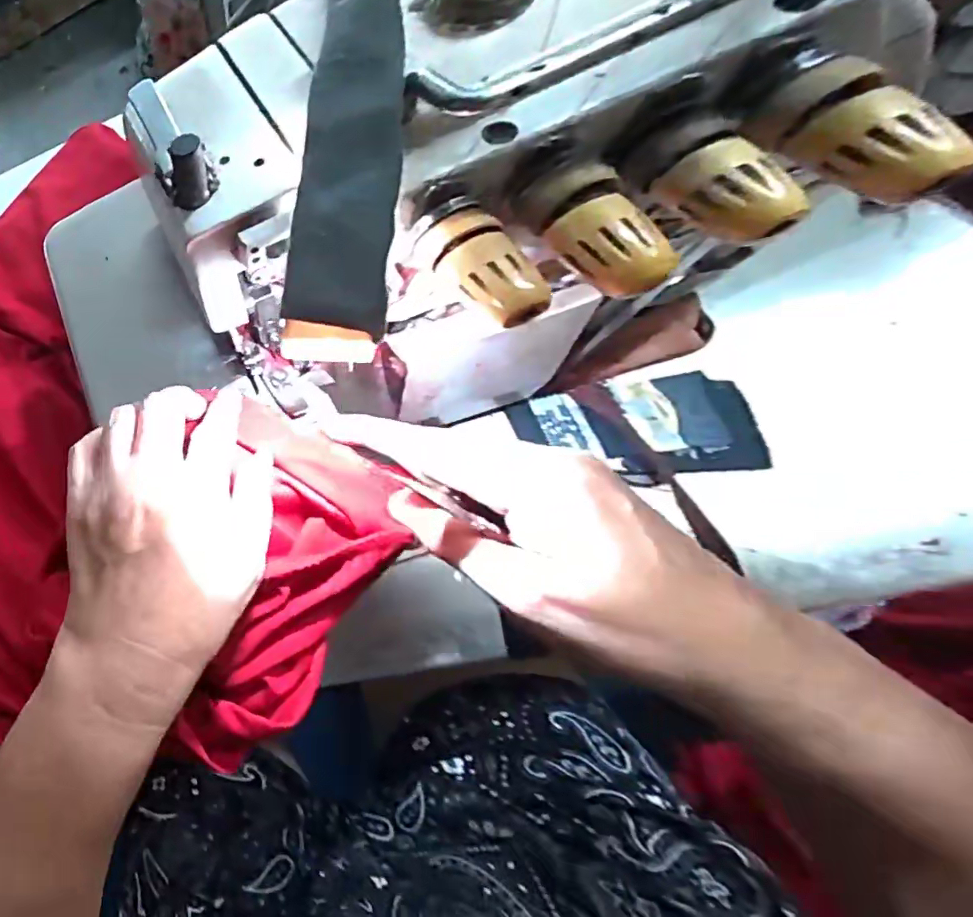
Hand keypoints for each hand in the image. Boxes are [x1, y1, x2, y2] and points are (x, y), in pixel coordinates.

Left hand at [58, 387, 273, 726]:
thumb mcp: (247, 560)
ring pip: (121, 417)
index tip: (230, 397)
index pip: (214, 427)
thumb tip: (258, 454)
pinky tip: (121, 450)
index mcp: (194, 491)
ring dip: (145, 416)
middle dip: (182, 400)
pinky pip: (85, 442)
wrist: (128, 645)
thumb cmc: (197, 609)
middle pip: (161, 406)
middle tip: (193, 414)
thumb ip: (254, 498)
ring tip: (158, 433)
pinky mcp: (77, 495)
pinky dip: (105, 436)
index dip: (226, 406)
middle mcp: (146, 475)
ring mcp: (105, 482)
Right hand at [319, 414, 777, 693]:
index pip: (436, 450)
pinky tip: (453, 503)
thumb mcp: (529, 595)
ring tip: (392, 481)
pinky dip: (466, 484)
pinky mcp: (582, 486)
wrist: (740, 647)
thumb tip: (402, 502)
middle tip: (349, 454)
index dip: (378, 436)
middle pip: (454, 449)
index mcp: (535, 480)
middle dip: (400, 451)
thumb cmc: (628, 626)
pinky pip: (504, 474)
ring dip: (433, 471)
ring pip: (479, 461)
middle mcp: (551, 459)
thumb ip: (457, 542)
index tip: (331, 423)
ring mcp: (571, 469)